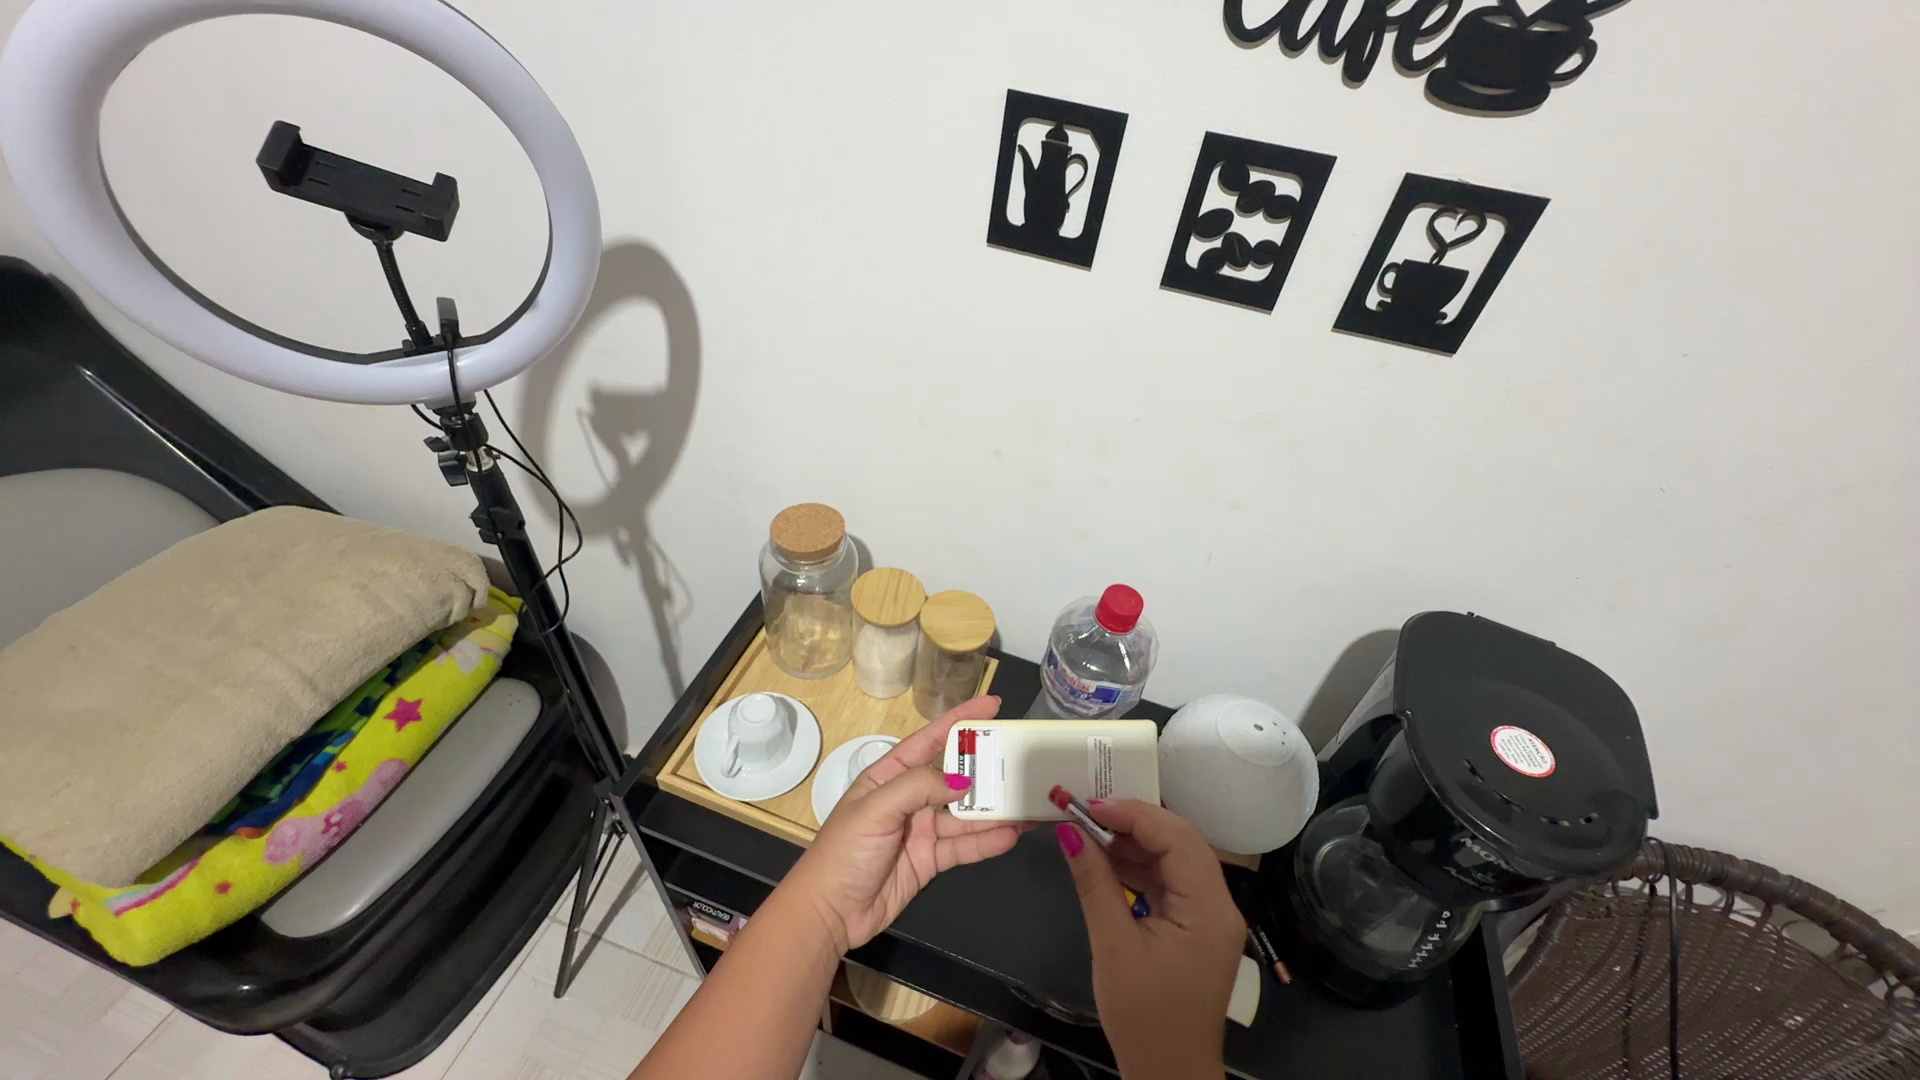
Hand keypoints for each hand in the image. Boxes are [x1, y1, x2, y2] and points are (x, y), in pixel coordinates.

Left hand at [781, 696, 1021, 952]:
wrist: (829, 911)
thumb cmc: (844, 850)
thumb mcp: (875, 809)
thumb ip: (917, 788)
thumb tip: (961, 781)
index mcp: (889, 775)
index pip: (930, 739)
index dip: (960, 720)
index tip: (993, 705)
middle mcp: (909, 797)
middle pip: (954, 776)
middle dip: (985, 768)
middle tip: (1021, 760)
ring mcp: (921, 829)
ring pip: (965, 814)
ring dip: (994, 809)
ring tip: (1028, 803)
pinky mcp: (930, 859)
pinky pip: (963, 845)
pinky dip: (986, 841)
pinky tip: (1011, 834)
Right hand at [1059, 800, 1243, 1079]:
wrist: (1169, 1076)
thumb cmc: (1143, 1017)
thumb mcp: (1112, 946)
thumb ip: (1094, 883)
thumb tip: (1069, 832)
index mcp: (1209, 909)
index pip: (1177, 839)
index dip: (1134, 815)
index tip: (1090, 805)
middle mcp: (1218, 905)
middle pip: (1180, 842)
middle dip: (1133, 821)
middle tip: (1086, 812)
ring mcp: (1207, 915)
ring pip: (1173, 858)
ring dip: (1132, 843)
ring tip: (1088, 832)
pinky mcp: (1193, 926)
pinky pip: (1167, 881)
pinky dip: (1137, 867)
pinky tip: (1105, 861)